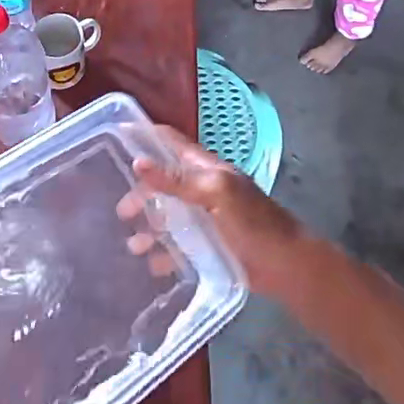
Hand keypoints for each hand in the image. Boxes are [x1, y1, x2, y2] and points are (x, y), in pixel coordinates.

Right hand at [118, 125, 305, 297]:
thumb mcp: (216, 193)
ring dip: (148, 227)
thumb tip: (138, 162)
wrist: (287, 267)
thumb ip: (178, 180)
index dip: (144, 136)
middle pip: (161, 182)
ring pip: (166, 216)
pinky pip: (177, 246)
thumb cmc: (254, 222)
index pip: (169, 142)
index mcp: (204, 167)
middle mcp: (200, 188)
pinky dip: (162, 253)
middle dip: (141, 193)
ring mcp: (203, 218)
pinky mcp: (206, 246)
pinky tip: (151, 264)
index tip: (115, 135)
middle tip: (122, 211)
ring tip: (134, 245)